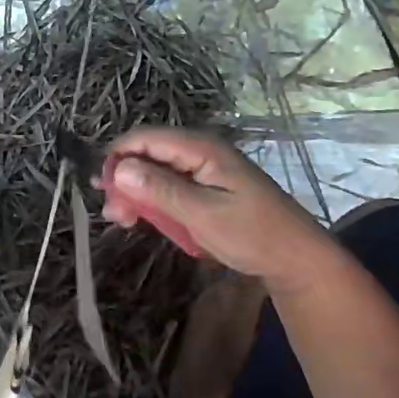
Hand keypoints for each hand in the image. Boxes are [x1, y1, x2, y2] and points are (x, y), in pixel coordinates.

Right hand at [98, 128, 335, 286]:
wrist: (297, 259)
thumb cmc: (253, 235)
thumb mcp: (203, 214)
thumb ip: (160, 189)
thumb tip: (119, 168)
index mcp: (201, 148)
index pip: (146, 138)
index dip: (118, 157)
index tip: (101, 187)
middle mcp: (199, 152)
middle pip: (148, 153)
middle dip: (124, 178)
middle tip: (112, 213)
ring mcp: (203, 170)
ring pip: (156, 171)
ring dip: (136, 192)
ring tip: (124, 221)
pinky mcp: (206, 187)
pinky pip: (170, 185)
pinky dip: (153, 200)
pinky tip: (144, 218)